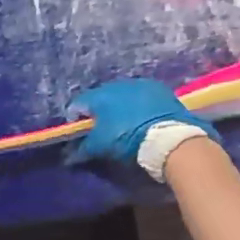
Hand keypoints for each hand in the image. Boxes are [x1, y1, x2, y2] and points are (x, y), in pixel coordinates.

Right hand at [67, 79, 219, 182]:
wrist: (170, 138)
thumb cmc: (127, 139)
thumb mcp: (100, 147)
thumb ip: (81, 148)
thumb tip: (69, 155)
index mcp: (97, 96)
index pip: (76, 106)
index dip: (76, 122)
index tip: (82, 135)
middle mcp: (115, 85)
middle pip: (99, 99)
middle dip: (99, 113)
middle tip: (104, 130)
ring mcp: (138, 84)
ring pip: (121, 95)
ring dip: (119, 107)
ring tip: (126, 124)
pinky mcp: (159, 88)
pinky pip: (141, 96)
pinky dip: (138, 105)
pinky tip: (143, 119)